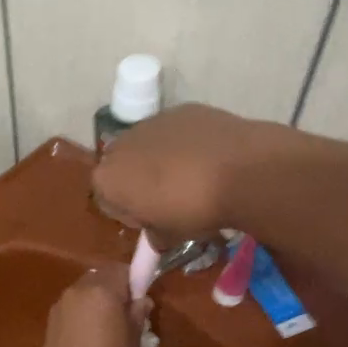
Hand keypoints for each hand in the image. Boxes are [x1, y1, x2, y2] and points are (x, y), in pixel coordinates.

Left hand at [38, 264, 152, 346]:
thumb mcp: (134, 340)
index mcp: (102, 289)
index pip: (121, 269)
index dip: (133, 280)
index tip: (138, 299)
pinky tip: (87, 336)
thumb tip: (141, 300)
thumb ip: (138, 313)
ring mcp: (61, 304)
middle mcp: (78, 289)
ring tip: (104, 327)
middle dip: (113, 287)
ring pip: (84, 290)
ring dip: (96, 299)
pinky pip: (72, 305)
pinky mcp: (50, 320)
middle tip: (124, 313)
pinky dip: (82, 311)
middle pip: (100, 276)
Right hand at [92, 103, 273, 243]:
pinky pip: (175, 132)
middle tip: (168, 200)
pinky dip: (184, 143)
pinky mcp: (181, 110)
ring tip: (192, 177)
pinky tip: (208, 158)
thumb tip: (156, 237)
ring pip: (148, 146)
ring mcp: (151, 122)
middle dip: (139, 182)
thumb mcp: (170, 236)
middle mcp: (120, 145)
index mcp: (108, 179)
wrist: (240, 170)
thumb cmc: (194, 210)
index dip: (129, 214)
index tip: (152, 222)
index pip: (107, 201)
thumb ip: (154, 236)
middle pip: (123, 168)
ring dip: (160, 161)